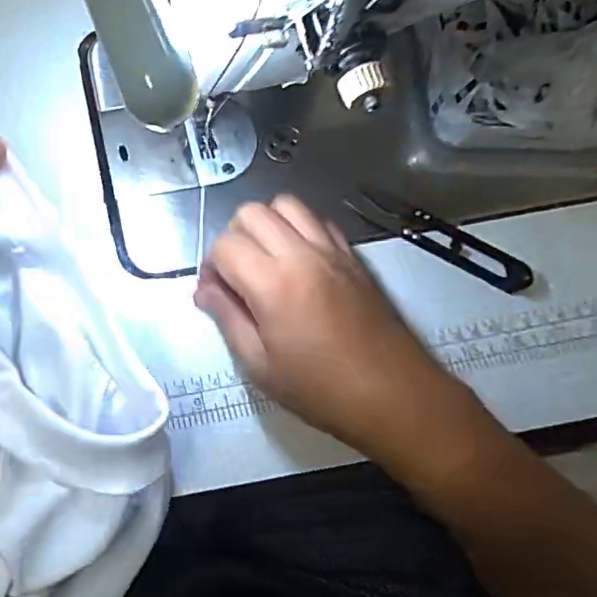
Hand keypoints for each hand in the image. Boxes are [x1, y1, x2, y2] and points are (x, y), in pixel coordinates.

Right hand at [193, 195, 481, 462]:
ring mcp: (331, 250)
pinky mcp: (352, 255)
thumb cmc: (321, 389)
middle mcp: (302, 254)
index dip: (210, 265)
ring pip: (287, 204)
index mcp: (274, 283)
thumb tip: (204, 289)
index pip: (225, 244)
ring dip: (267, 224)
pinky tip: (300, 260)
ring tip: (267, 260)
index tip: (216, 292)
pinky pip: (319, 220)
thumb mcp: (261, 366)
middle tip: (237, 274)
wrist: (392, 392)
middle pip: (252, 212)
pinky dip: (300, 227)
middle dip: (234, 236)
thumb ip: (227, 318)